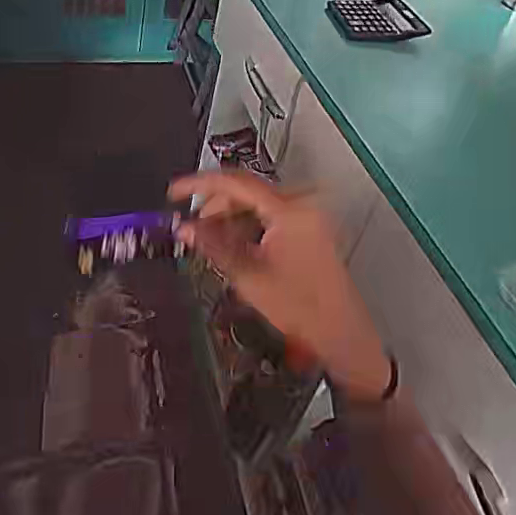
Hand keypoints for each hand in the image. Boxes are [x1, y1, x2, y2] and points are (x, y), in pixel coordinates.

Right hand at [170, 171, 392, 398]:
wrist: (340, 331)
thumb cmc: (299, 307)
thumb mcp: (249, 276)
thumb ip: (213, 246)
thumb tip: (184, 228)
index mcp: (289, 208)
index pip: (236, 182)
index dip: (200, 183)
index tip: (175, 191)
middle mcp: (300, 201)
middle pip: (246, 189)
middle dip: (214, 205)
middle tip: (190, 226)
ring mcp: (306, 212)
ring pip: (256, 201)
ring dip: (230, 215)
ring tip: (208, 239)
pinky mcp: (308, 224)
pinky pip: (269, 212)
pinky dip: (248, 223)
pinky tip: (232, 244)